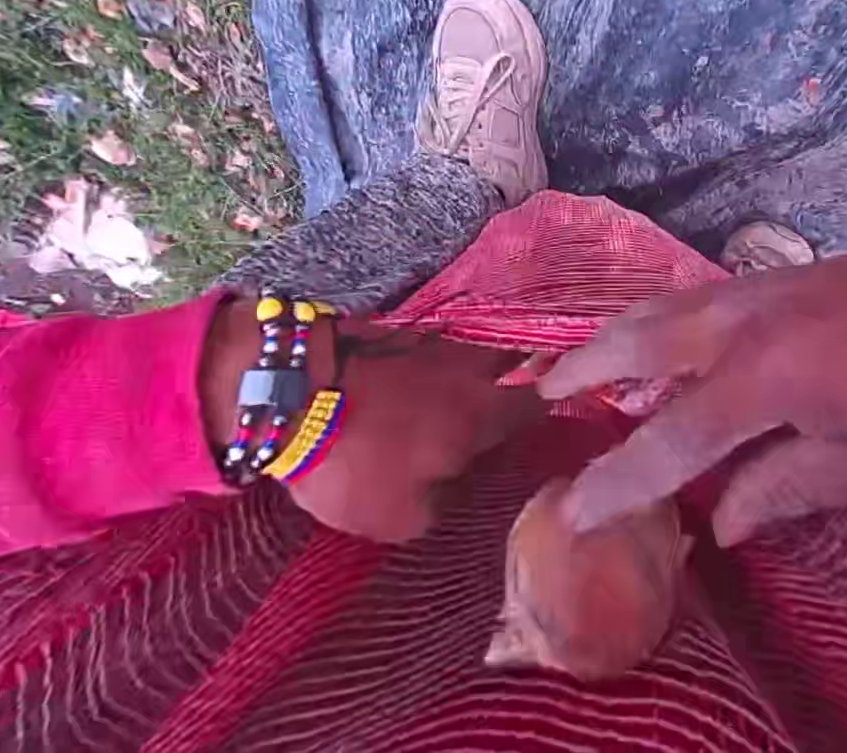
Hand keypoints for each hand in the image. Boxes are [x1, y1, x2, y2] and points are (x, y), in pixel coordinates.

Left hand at [201, 305, 541, 541]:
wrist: (295, 389)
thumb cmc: (353, 461)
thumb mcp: (393, 517)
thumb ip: (439, 507)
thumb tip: (454, 490)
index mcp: (480, 418)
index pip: (534, 407)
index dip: (548, 407)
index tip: (552, 408)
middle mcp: (471, 373)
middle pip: (516, 359)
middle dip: (528, 364)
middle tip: (531, 371)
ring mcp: (437, 344)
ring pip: (479, 345)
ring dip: (489, 353)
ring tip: (486, 365)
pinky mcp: (403, 329)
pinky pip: (440, 338)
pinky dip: (445, 348)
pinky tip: (435, 359)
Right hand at [538, 239, 846, 545]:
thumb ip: (787, 489)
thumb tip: (716, 521)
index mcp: (769, 380)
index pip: (671, 439)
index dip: (618, 480)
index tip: (574, 509)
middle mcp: (739, 327)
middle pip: (635, 341)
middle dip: (582, 367)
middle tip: (542, 391)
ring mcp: (745, 292)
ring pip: (653, 310)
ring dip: (608, 337)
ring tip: (577, 365)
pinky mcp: (759, 278)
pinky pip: (683, 299)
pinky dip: (649, 321)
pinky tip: (646, 342)